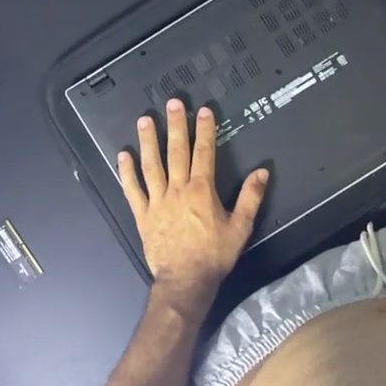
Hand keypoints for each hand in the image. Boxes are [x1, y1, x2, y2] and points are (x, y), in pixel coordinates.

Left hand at [118, 100, 268, 296]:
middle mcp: (178, 191)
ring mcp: (157, 202)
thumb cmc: (214, 256)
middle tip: (172, 104)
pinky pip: (133, 190)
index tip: (203, 111)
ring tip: (145, 120)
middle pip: (176, 152)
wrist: (186, 281)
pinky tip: (123, 156)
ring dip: (148, 141)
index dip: (205, 130)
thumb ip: (250, 198)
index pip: (204, 153)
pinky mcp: (143, 215)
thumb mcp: (241, 227)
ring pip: (151, 165)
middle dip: (175, 126)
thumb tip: (262, 172)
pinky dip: (127, 173)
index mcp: (202, 191)